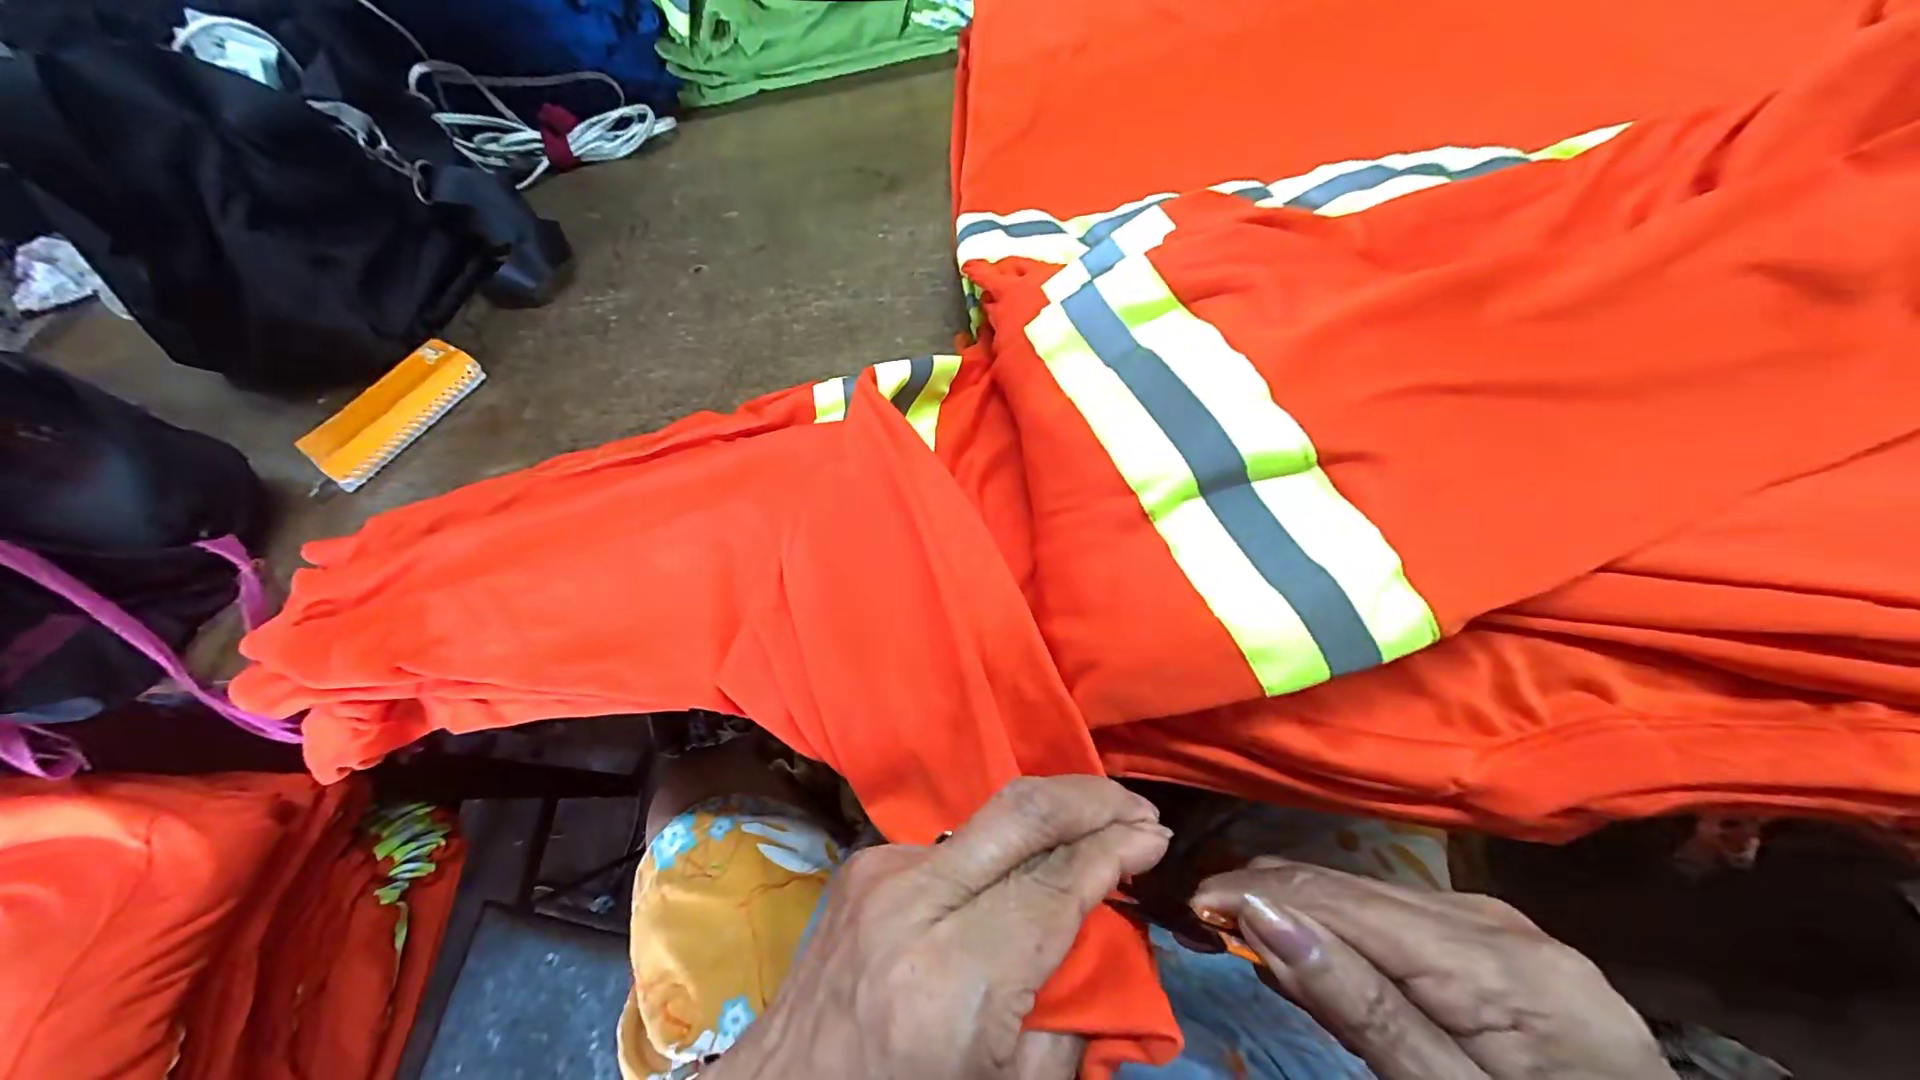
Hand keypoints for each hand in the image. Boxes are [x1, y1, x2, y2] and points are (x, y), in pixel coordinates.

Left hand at [705, 775, 1171, 1079]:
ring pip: (988, 815)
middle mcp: (910, 905)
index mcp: (949, 981)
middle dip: (1090, 798)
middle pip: (1020, 815)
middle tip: (1137, 807)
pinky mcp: (865, 861)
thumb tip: (1108, 920)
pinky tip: (1031, 854)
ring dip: (1053, 809)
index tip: (1154, 838)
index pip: (1052, 887)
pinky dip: (1005, 841)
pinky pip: (955, 840)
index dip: (1112, 854)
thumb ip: (1070, 1005)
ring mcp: (880, 872)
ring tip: (1100, 818)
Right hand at [1192, 858, 1674, 1079]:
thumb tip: (1259, 914)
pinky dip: (1337, 924)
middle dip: (1264, 895)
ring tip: (1238, 928)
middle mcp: (1492, 919)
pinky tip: (1309, 943)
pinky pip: (1390, 914)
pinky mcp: (1492, 940)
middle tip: (1198, 920)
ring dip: (1294, 907)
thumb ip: (1361, 1010)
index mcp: (1496, 962)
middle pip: (1346, 886)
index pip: (1339, 899)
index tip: (1186, 904)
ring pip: (1362, 892)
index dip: (1254, 893)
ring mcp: (1496, 924)